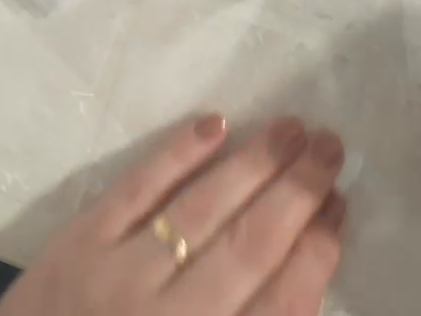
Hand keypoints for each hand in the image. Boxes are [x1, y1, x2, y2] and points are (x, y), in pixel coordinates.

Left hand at [0, 114, 345, 315]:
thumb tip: (298, 271)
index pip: (282, 305)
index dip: (317, 251)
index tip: (340, 205)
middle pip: (250, 245)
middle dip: (298, 192)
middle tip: (331, 146)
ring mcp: (122, 275)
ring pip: (201, 209)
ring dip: (253, 163)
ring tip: (293, 128)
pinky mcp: (80, 241)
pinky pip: (137, 187)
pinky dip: (177, 153)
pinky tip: (215, 123)